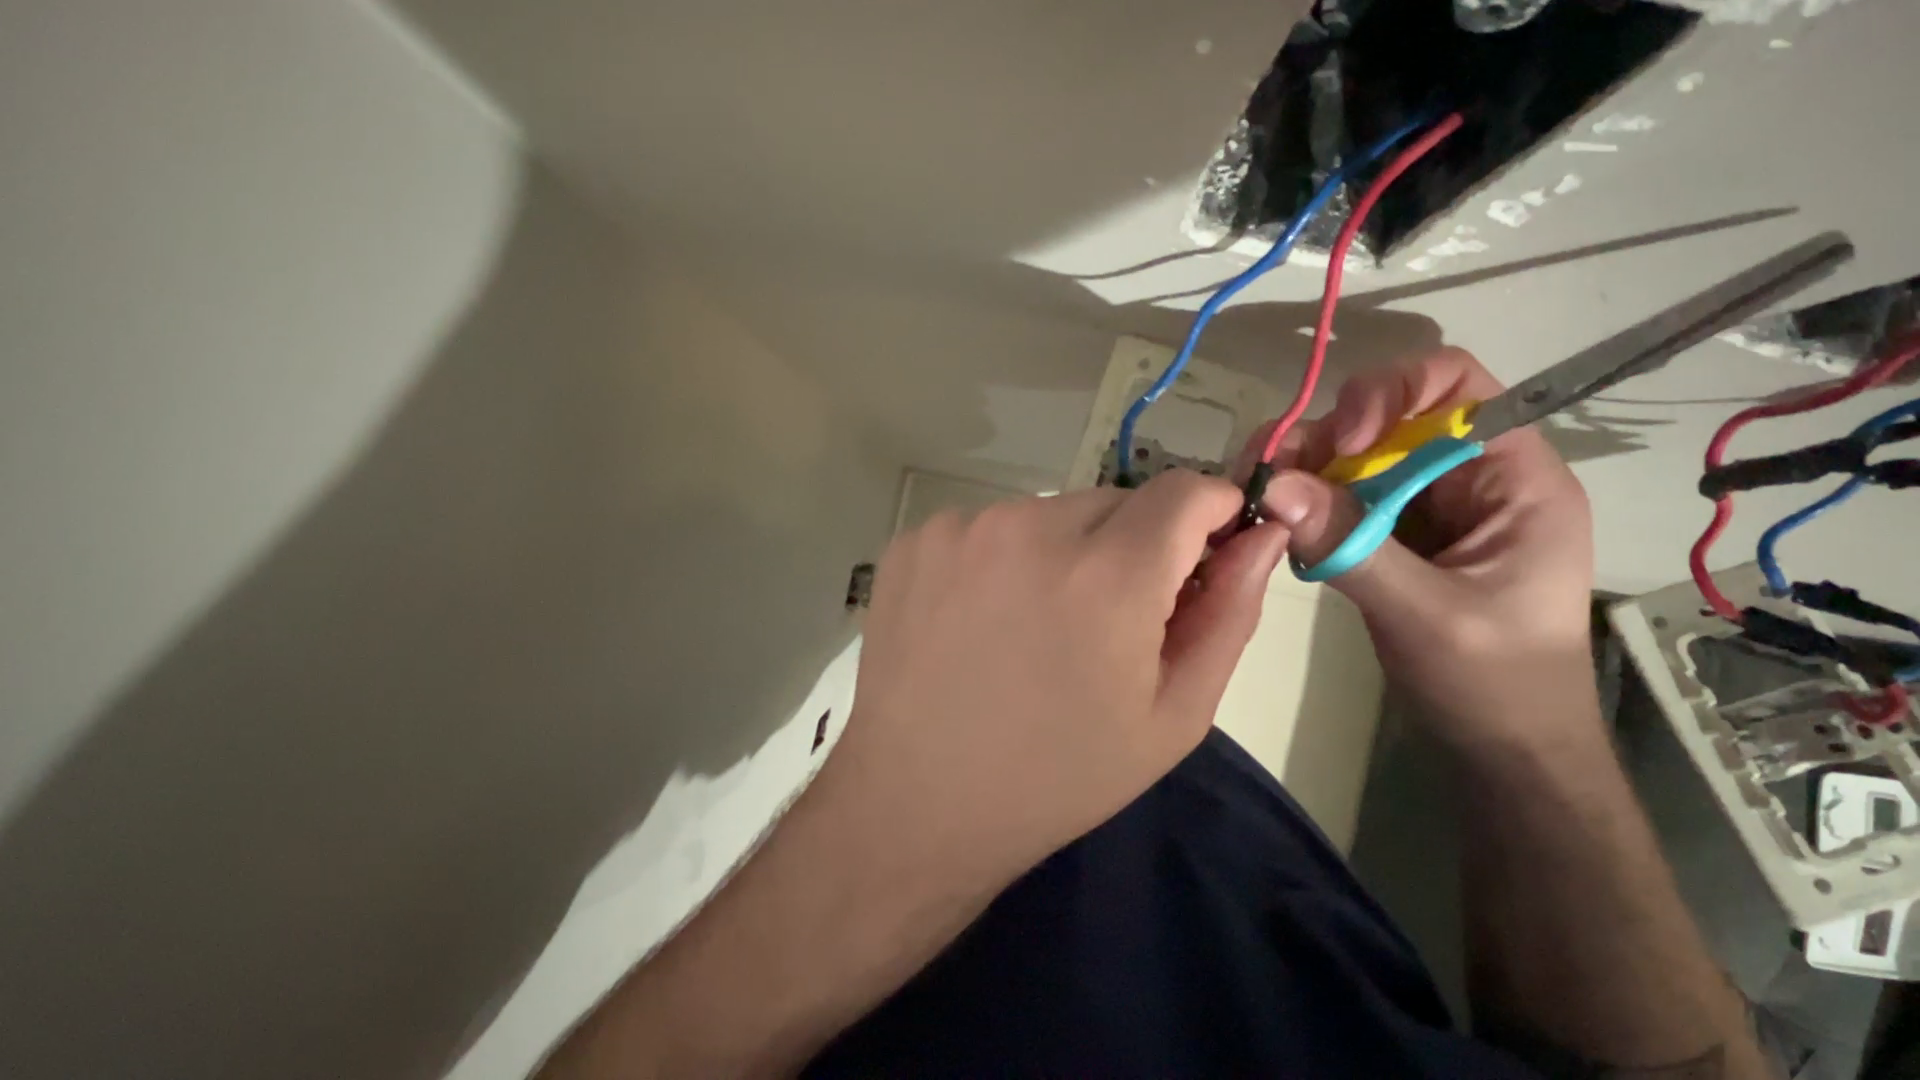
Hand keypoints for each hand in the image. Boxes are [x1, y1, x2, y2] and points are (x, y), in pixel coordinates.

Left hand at [829, 470, 1289, 890]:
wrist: (917, 803)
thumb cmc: (1058, 775)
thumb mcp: (1172, 715)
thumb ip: (1230, 613)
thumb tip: (1262, 536)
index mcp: (1109, 574)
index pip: (1186, 491)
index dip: (1208, 516)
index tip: (1200, 558)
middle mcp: (1032, 527)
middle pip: (1116, 501)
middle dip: (1133, 546)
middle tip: (1109, 622)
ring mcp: (962, 529)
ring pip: (1050, 513)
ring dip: (1064, 553)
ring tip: (1037, 630)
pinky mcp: (915, 541)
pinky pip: (988, 528)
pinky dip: (1002, 560)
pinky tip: (983, 625)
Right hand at [1236, 348, 1596, 742]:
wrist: (1506, 751)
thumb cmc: (1495, 684)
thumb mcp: (1424, 614)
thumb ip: (1351, 546)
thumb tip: (1272, 484)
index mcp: (1515, 478)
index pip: (1458, 386)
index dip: (1393, 392)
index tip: (1340, 441)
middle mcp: (1473, 477)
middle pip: (1393, 416)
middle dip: (1328, 436)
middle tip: (1270, 473)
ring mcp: (1433, 506)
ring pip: (1361, 456)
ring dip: (1308, 470)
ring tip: (1263, 501)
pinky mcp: (1400, 535)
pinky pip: (1347, 497)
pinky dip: (1309, 504)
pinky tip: (1280, 526)